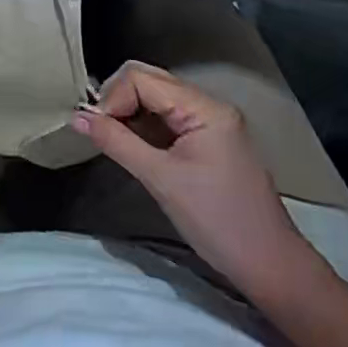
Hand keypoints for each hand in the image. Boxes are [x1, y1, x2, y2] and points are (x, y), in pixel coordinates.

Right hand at [73, 62, 312, 289]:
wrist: (271, 268)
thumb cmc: (217, 222)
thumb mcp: (160, 179)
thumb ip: (116, 141)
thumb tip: (76, 117)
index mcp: (204, 108)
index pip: (141, 78)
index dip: (112, 97)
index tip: (97, 128)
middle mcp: (209, 104)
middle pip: (148, 80)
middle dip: (118, 100)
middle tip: (101, 131)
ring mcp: (211, 121)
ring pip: (155, 97)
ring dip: (129, 112)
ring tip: (114, 139)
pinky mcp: (208, 138)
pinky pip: (166, 116)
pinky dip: (144, 125)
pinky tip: (133, 145)